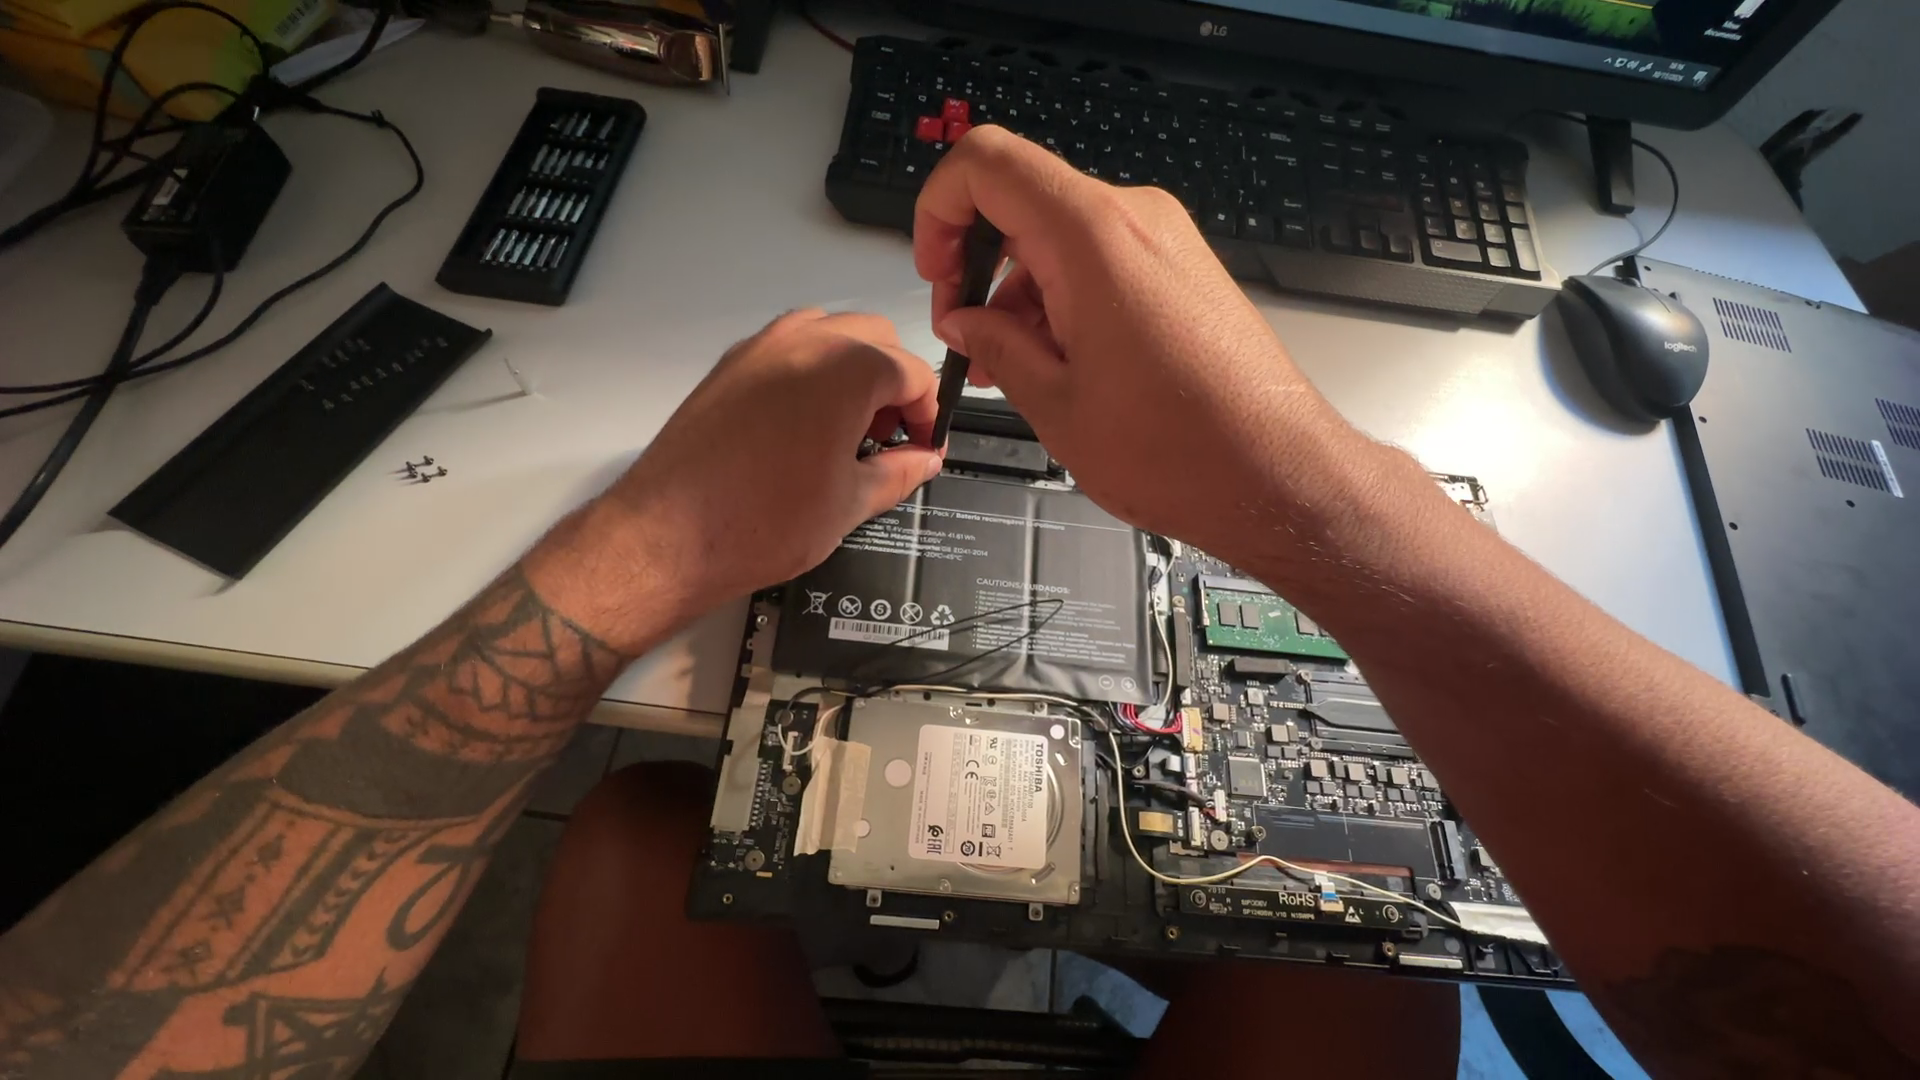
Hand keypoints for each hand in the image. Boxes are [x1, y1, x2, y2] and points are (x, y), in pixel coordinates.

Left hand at [525, 311, 942, 650]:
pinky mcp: (730, 365)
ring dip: (854, 368)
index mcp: (846, 369)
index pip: (912, 370)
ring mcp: (761, 347)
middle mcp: (804, 341)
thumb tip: (924, 459)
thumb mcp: (850, 502)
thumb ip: (900, 472)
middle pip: (874, 338)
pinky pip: (789, 348)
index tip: (924, 445)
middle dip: (895, 381)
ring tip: (848, 427)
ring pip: (830, 333)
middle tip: (891, 436)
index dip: (929, 411)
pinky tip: (806, 425)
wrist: (669, 536)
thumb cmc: (763, 521)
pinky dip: (813, 371)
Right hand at [914, 127, 1387, 567]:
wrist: (1275, 475)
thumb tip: (963, 323)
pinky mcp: (1181, 273)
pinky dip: (1061, 300)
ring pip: (1060, 238)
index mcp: (1091, 239)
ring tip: (1011, 368)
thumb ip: (994, 348)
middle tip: (966, 335)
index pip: (987, 165)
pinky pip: (1100, 262)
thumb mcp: (1054, 404)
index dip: (940, 210)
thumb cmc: (1183, 450)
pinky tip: (1055, 363)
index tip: (935, 271)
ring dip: (1019, 293)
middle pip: (1023, 202)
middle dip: (977, 266)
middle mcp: (1135, 222)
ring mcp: (1165, 244)